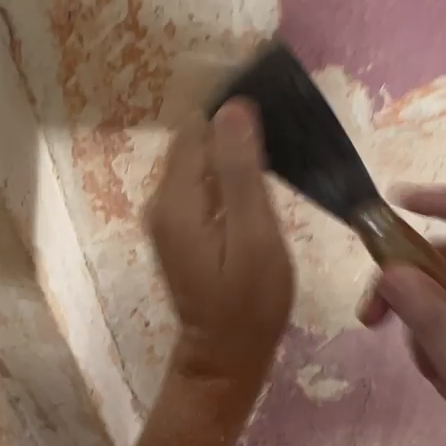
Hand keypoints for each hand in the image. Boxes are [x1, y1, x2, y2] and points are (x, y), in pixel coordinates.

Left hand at [147, 100, 294, 388]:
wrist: (226, 355)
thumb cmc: (249, 303)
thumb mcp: (254, 237)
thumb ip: (240, 172)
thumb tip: (233, 108)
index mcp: (176, 199)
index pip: (195, 126)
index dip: (228, 104)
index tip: (270, 90)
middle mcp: (162, 201)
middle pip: (194, 139)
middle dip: (232, 122)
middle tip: (283, 117)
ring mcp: (167, 215)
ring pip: (198, 159)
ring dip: (231, 145)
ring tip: (278, 138)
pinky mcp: (179, 227)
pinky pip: (200, 182)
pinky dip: (226, 170)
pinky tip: (258, 172)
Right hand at [358, 186, 445, 445]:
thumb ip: (434, 322)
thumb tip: (391, 273)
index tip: (400, 201)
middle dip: (407, 281)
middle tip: (369, 315)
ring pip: (438, 288)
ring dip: (416, 318)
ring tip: (428, 366)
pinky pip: (440, 316)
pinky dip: (426, 338)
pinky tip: (439, 373)